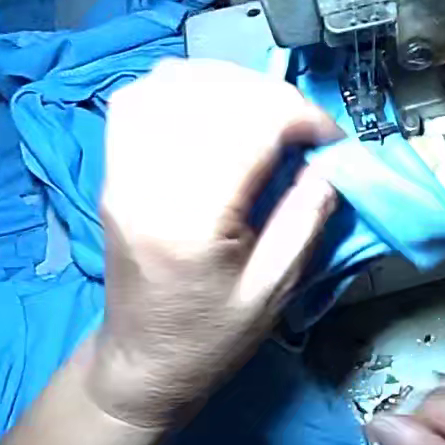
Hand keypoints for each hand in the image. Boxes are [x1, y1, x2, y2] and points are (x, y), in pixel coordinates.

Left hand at [85, 59, 342, 429]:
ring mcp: (121, 171)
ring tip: (267, 108)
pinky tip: (217, 101)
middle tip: (305, 127)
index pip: (249, 127)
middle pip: (213, 97)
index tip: (331, 138)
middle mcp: (146, 184)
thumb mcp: (276, 289)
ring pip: (170, 83)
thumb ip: (306, 217)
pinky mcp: (113, 169)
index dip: (302, 117)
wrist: (143, 362)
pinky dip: (184, 83)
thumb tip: (327, 161)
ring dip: (230, 82)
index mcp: (191, 221)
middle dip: (273, 97)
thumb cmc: (212, 336)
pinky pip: (139, 97)